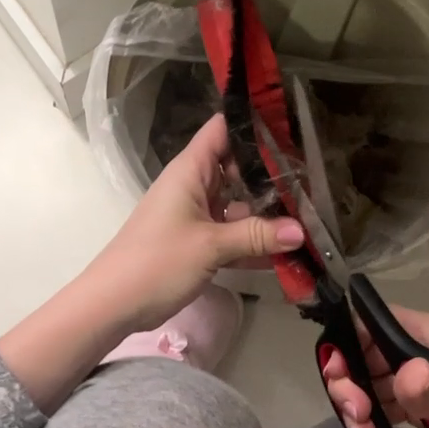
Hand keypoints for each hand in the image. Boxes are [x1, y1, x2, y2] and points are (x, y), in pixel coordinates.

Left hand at [79, 114, 304, 333]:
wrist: (112, 304)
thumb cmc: (157, 261)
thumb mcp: (210, 246)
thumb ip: (257, 235)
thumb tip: (302, 231)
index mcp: (190, 171)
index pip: (223, 129)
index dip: (253, 123)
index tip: (293, 126)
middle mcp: (194, 186)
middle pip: (238, 168)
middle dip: (272, 175)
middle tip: (316, 180)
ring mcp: (195, 215)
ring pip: (238, 204)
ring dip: (267, 213)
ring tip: (312, 217)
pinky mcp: (196, 242)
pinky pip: (231, 233)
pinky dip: (253, 240)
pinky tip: (287, 252)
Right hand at [321, 306, 428, 427]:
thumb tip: (408, 371)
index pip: (375, 320)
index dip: (349, 341)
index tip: (339, 373)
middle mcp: (422, 351)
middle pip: (362, 350)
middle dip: (348, 381)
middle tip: (355, 414)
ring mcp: (416, 380)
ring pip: (364, 379)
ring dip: (355, 407)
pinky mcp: (413, 407)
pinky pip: (376, 404)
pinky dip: (367, 423)